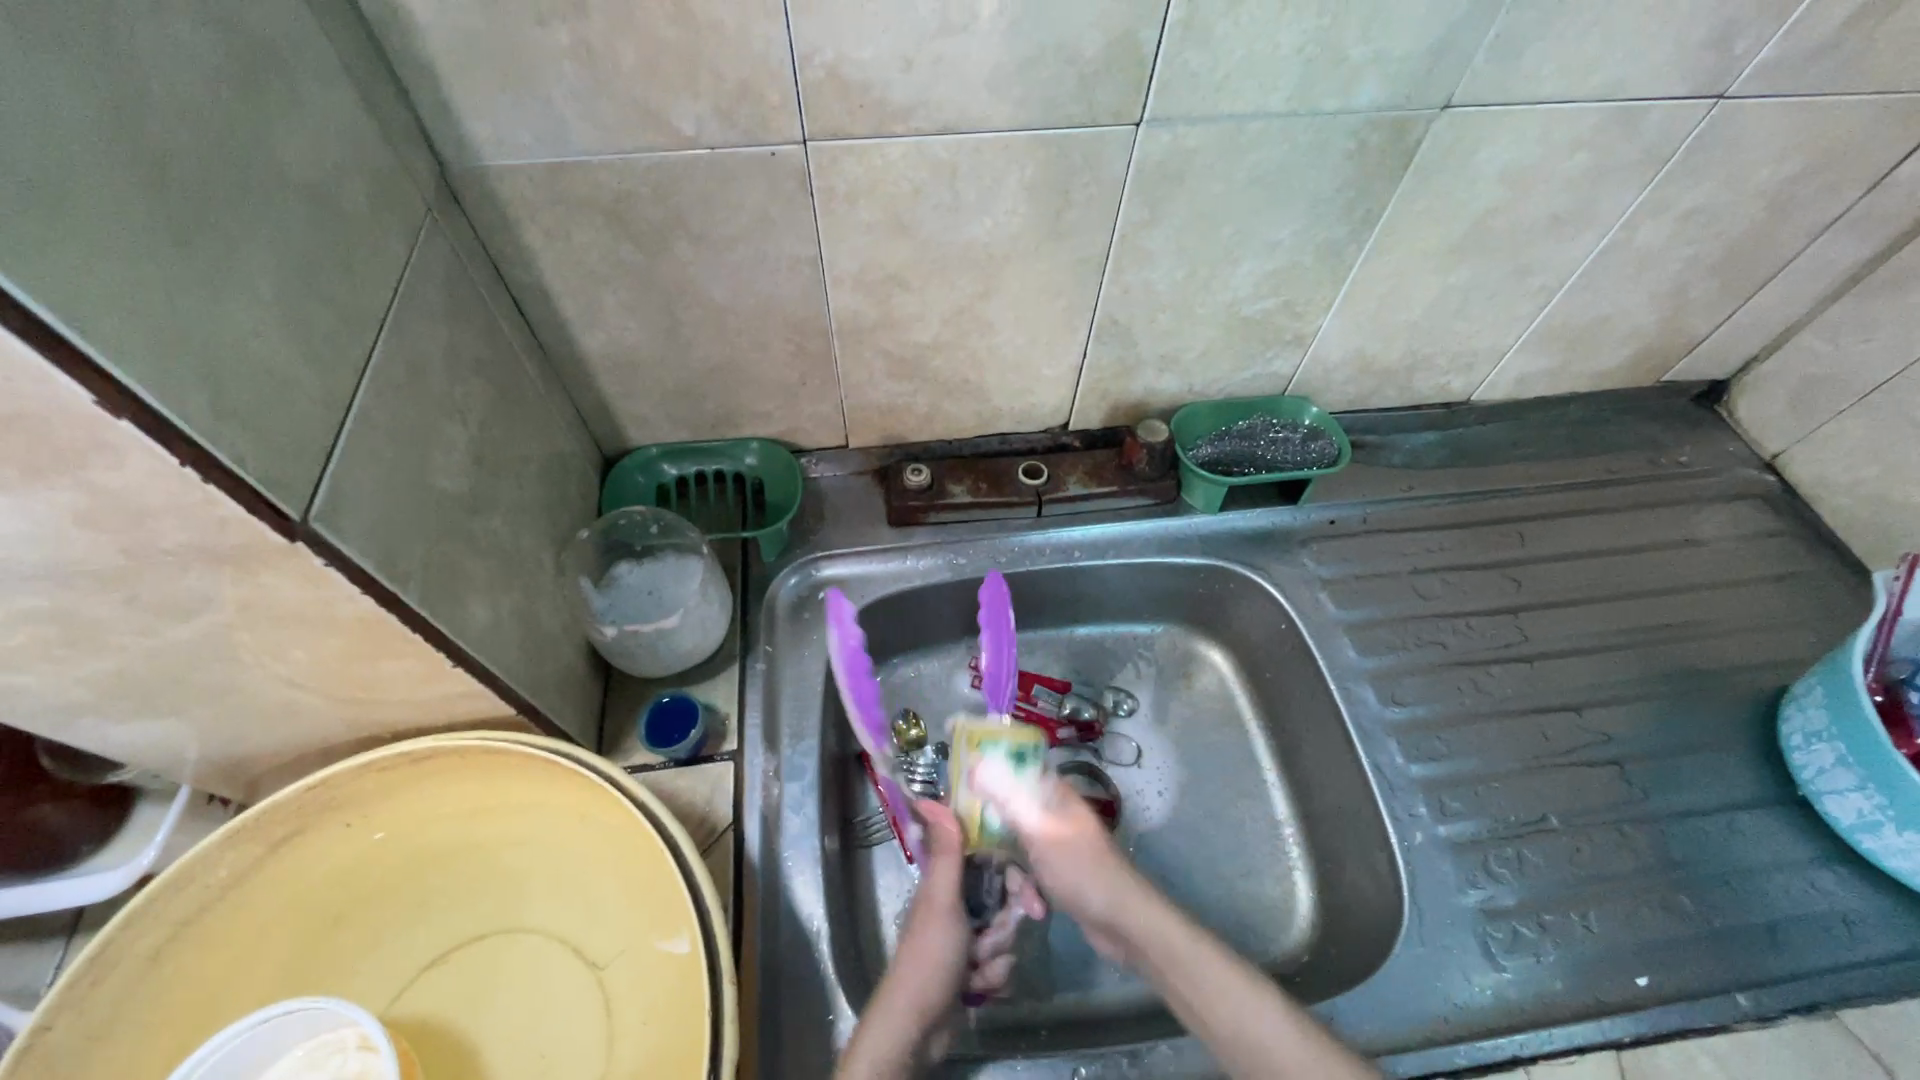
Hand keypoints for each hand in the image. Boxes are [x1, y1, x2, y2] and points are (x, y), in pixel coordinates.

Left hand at [880, 800, 1046, 1028]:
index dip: (1014, 879)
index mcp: (948, 884)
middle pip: (1003, 904)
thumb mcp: (942, 901)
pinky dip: (992, 979)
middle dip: (1003, 930)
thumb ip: (947, 852)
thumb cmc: (930, 957)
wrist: (919, 1025)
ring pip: (1004, 937)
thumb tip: (931, 798)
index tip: (1032, 899)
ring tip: (975, 973)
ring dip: (996, 958)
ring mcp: (965, 940)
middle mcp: (957, 907)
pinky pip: (1000, 965)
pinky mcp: (972, 970)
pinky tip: (976, 990)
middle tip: (990, 945)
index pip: (993, 865)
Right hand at [970, 757, 1148, 961]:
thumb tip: (977, 762)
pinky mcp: (1059, 873)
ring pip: (1016, 849)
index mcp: (1054, 795)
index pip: (1013, 773)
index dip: (986, 781)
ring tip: (1027, 896)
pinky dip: (1030, 890)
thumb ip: (1006, 798)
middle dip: (997, 842)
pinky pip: (1030, 873)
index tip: (962, 797)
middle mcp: (1055, 814)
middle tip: (984, 857)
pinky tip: (1037, 908)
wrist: (1124, 923)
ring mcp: (1057, 844)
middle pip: (1009, 815)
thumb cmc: (1082, 870)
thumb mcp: (1039, 832)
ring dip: (1016, 875)